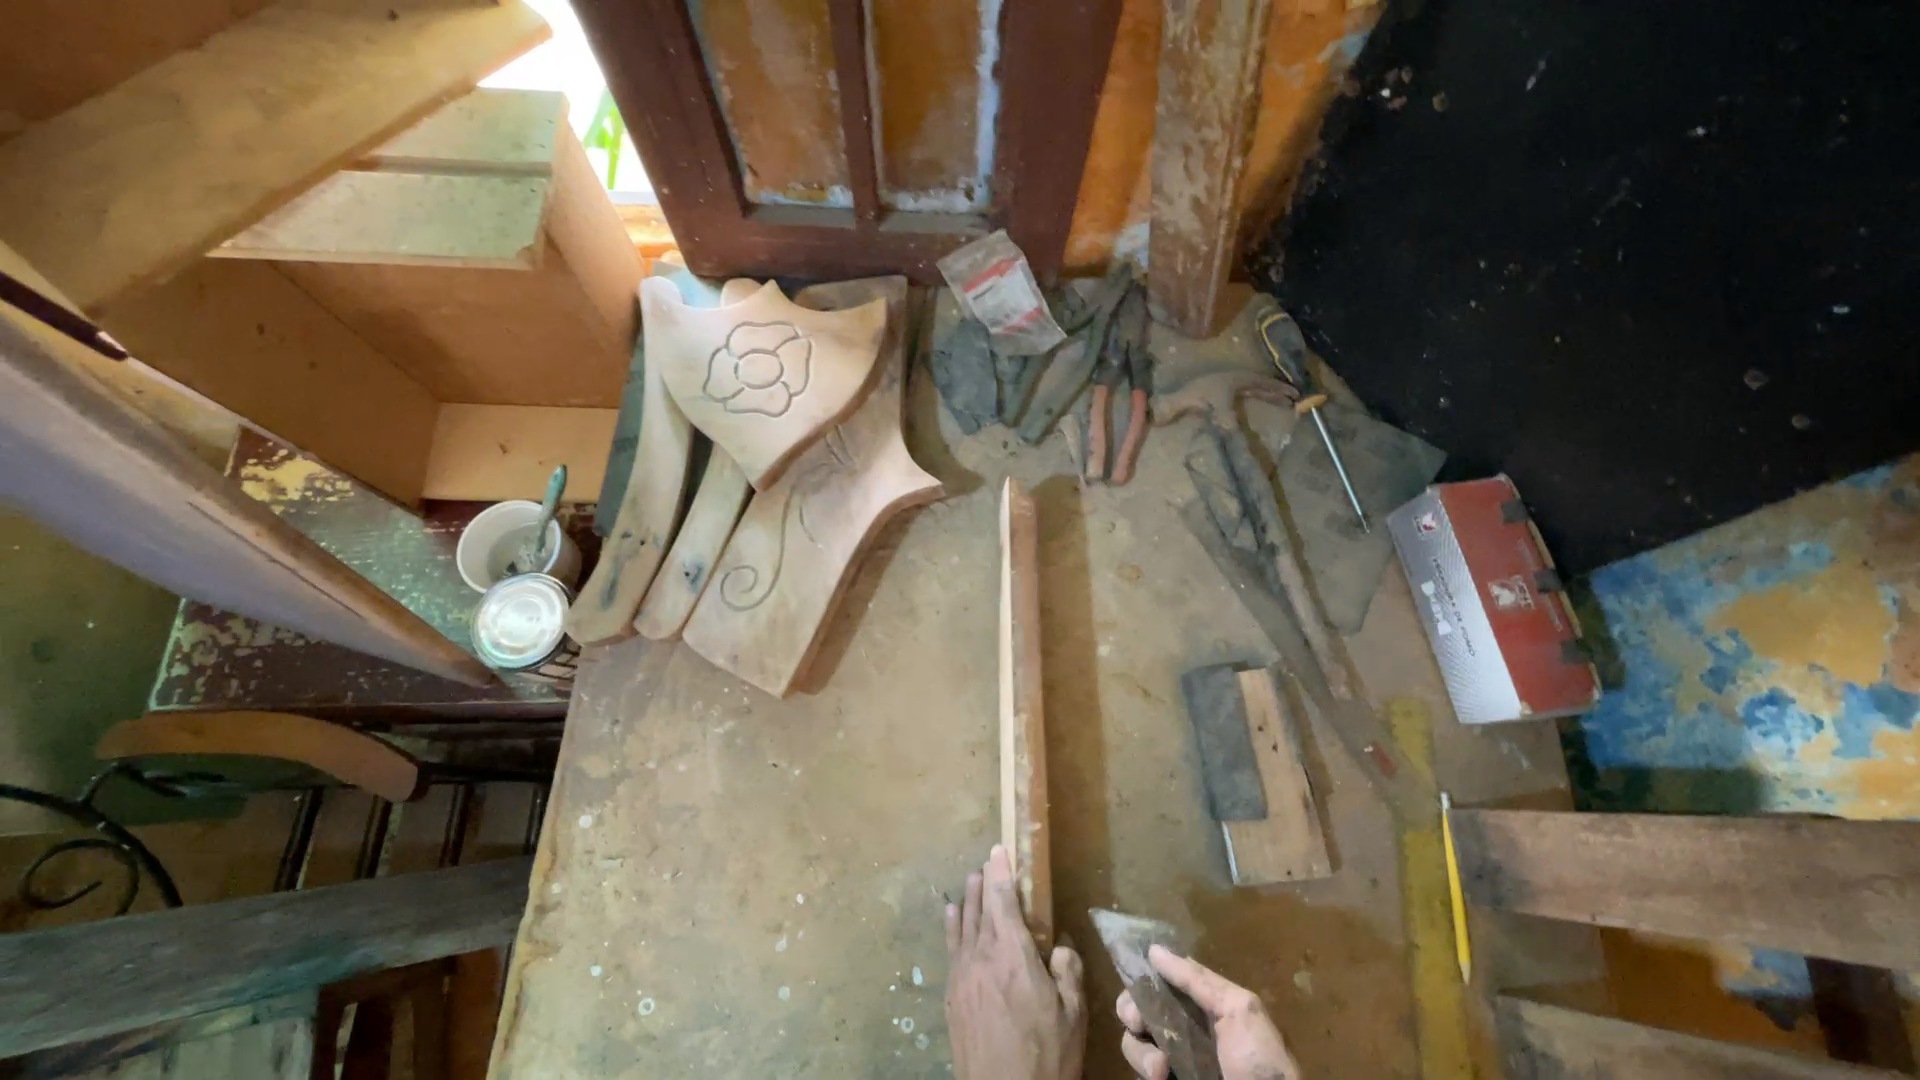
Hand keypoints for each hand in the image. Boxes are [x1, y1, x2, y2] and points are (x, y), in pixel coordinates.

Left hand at [945, 845, 1086, 1079]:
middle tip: (987, 861)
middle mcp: (982, 956)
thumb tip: (1057, 945)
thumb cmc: (1045, 1056)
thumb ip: (1068, 971)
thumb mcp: (1073, 1014)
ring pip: (963, 925)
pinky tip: (952, 916)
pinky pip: (951, 948)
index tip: (999, 849)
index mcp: (1013, 955)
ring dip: (969, 900)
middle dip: (985, 882)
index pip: (1003, 901)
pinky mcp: (952, 996)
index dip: (1001, 872)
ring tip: (971, 881)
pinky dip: (953, 926)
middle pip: (981, 909)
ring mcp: (962, 976)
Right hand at [1117, 945, 1299, 1079]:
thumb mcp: (1239, 1009)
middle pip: (1140, 1009)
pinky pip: (1140, 1070)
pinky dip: (1143, 1068)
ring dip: (1139, 1049)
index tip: (1136, 981)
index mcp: (1204, 1008)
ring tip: (1159, 1068)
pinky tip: (1160, 1076)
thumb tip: (1154, 950)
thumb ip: (1197, 979)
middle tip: (1136, 1021)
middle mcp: (1185, 1031)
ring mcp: (1175, 1063)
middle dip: (1130, 1010)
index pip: (1162, 983)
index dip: (1144, 979)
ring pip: (1135, 1042)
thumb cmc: (1259, 1061)